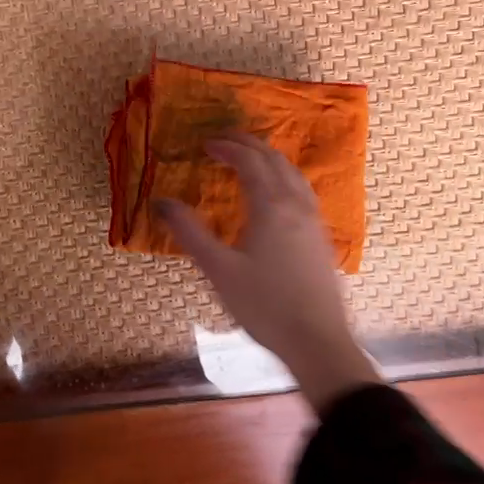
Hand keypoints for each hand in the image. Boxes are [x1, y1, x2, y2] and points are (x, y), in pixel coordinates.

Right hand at [157, 131, 380, 411]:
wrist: (317, 341)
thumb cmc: (264, 306)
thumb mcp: (218, 270)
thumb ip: (190, 232)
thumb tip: (161, 201)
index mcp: (271, 206)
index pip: (249, 161)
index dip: (227, 147)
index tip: (205, 145)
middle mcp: (296, 204)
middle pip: (274, 159)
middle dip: (248, 145)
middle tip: (223, 142)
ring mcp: (314, 220)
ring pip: (293, 173)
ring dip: (269, 159)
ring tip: (248, 160)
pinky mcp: (322, 238)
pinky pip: (302, 191)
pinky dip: (284, 177)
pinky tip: (276, 195)